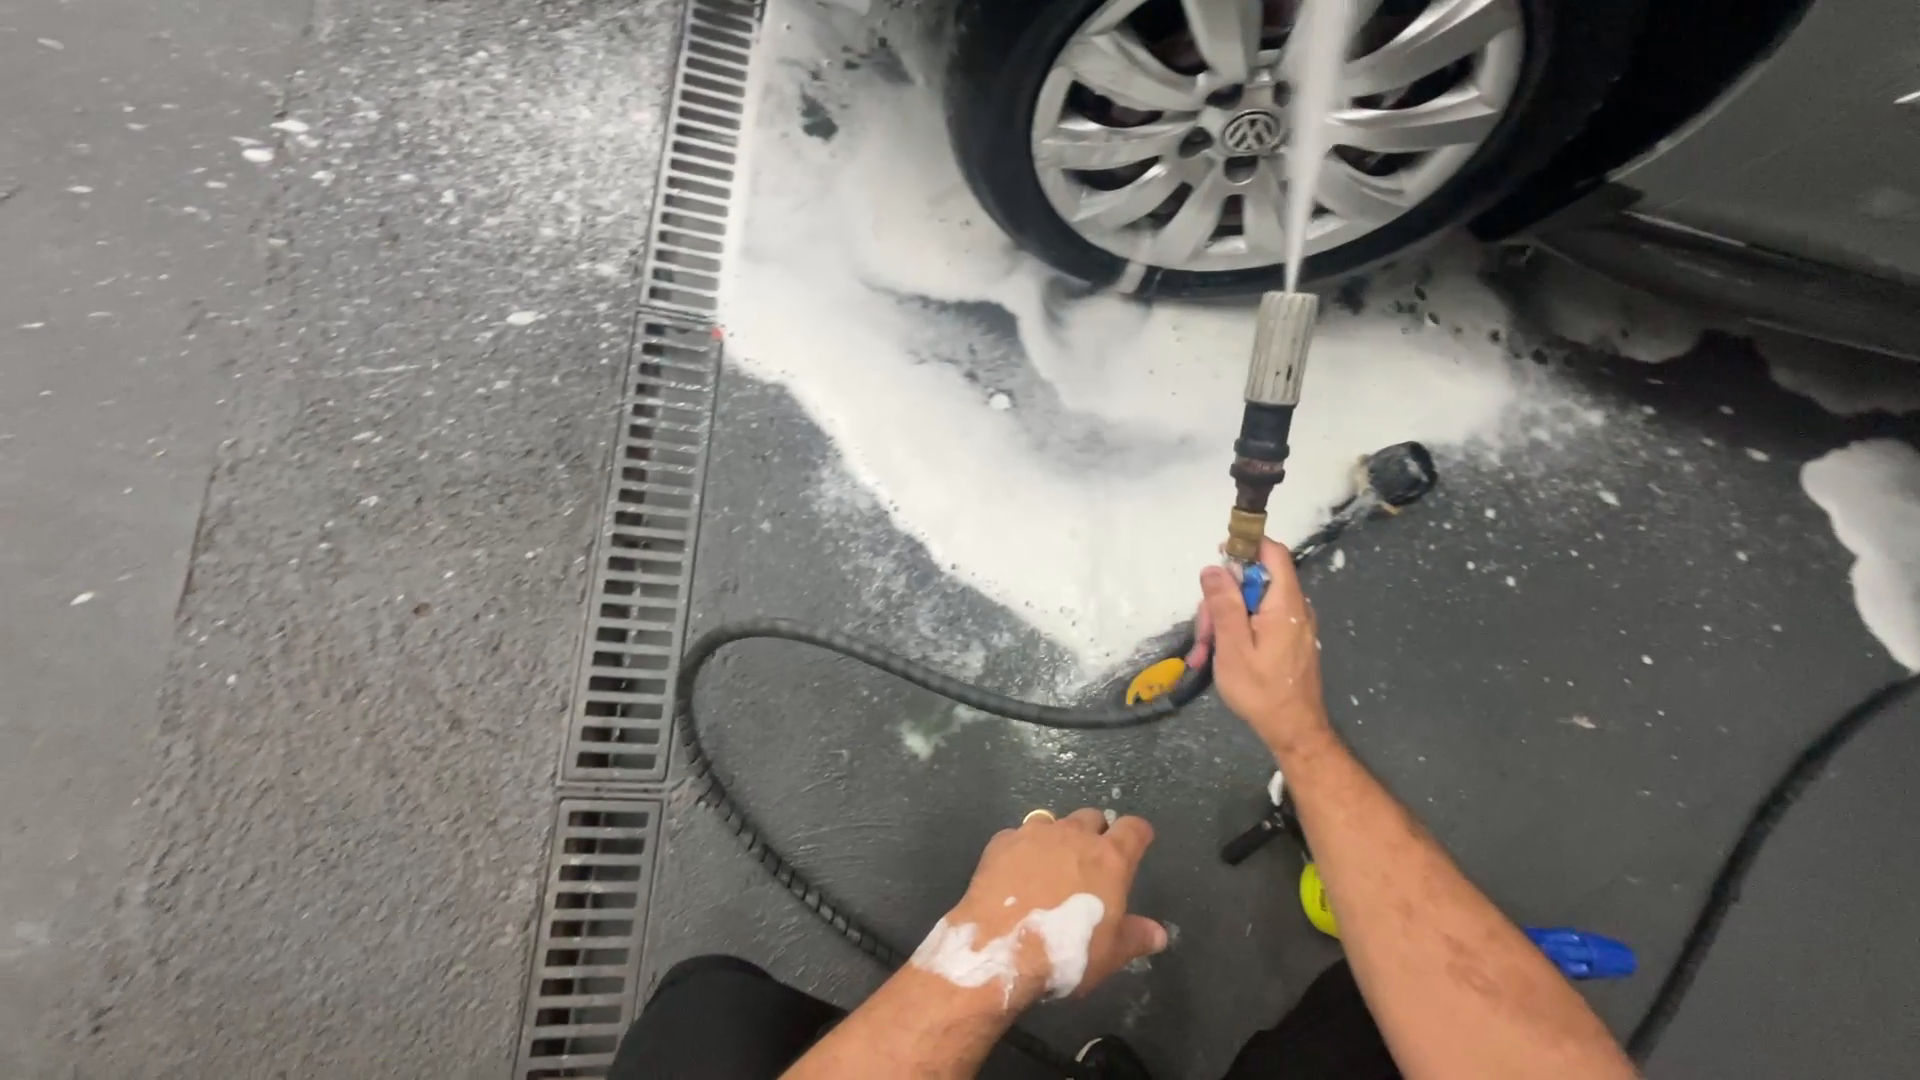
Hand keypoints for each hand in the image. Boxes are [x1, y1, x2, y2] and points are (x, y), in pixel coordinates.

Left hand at [922, 809, 1166, 1010]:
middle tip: (1093, 858)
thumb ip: (1136, 937)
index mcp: (1108, 858)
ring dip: (1059, 837)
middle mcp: (1073, 835)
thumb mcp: (1111, 953)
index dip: (1138, 833)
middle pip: (1092, 818)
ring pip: (1054, 821)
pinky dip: (1023, 848)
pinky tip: (1017, 870)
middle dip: (1096, 832)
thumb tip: (1158, 934)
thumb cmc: (1067, 950)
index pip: (1133, 829)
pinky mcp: (1003, 840)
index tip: (1140, 839)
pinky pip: (1019, 835)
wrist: (1001, 947)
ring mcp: (1034, 833)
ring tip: (1053, 862)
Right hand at [1187, 539, 1333, 759]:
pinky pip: (1259, 622)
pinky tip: (1219, 656)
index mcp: (1285, 604)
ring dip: (1224, 621)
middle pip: (1255, 581)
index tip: (1218, 561)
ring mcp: (1293, 625)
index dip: (1245, 548)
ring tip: (1207, 652)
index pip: (1273, 553)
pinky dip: (1237, 633)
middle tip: (1205, 631)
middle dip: (1223, 598)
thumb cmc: (1261, 690)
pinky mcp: (1288, 640)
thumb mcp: (1233, 646)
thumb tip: (1213, 568)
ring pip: (1252, 603)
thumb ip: (1224, 604)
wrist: (1293, 730)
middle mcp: (1295, 608)